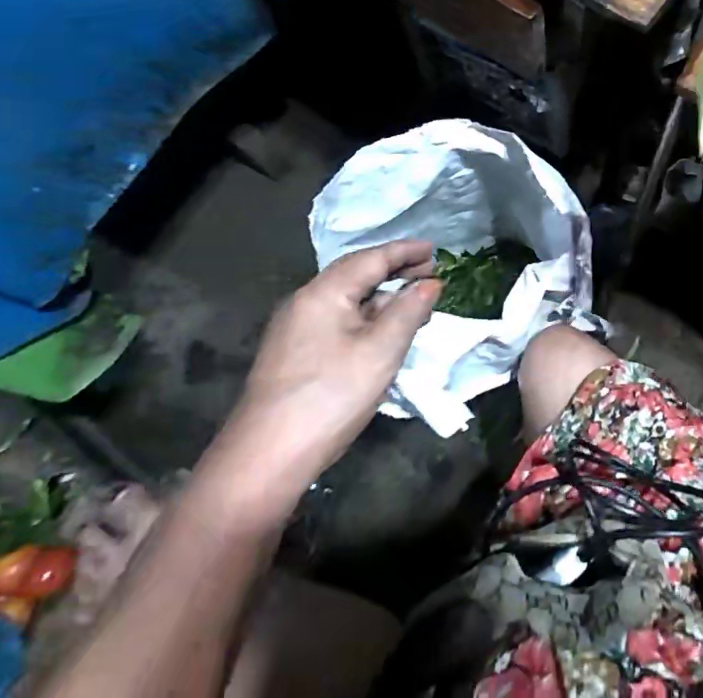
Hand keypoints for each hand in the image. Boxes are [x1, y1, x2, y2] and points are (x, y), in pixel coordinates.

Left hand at [224, 240, 441, 492]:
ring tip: (413, 303)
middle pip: (355, 274)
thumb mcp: (380, 352)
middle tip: (429, 272)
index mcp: (324, 292)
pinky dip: (365, 316)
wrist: (267, 454)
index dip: (405, 251)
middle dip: (393, 270)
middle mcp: (304, 301)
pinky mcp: (293, 352)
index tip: (435, 249)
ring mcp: (295, 328)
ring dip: (380, 296)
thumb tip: (429, 284)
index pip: (371, 258)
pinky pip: (336, 319)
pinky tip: (380, 333)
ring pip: (345, 299)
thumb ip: (408, 312)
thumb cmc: (330, 396)